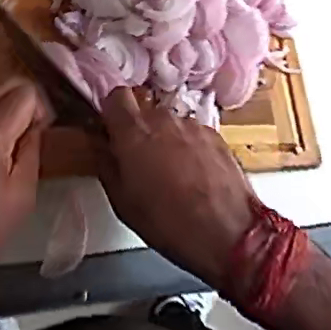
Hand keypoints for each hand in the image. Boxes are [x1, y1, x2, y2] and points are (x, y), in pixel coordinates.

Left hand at [0, 78, 49, 292]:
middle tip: (27, 133)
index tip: (39, 132)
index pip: (25, 92)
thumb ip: (33, 147)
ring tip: (4, 143)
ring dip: (2, 108)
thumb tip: (37, 120)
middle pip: (6, 83)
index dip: (40, 109)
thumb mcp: (23, 193)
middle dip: (24, 102)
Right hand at [94, 87, 255, 289]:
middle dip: (139, 131)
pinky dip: (189, 148)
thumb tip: (100, 147)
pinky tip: (194, 176)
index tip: (112, 131)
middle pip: (144, 111)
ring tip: (172, 174)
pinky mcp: (215, 135)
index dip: (112, 112)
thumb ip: (106, 165)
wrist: (229, 233)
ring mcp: (192, 125)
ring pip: (169, 123)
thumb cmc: (169, 222)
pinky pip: (192, 134)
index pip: (115, 96)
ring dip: (165, 140)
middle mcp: (163, 119)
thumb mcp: (123, 202)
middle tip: (141, 162)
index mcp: (134, 132)